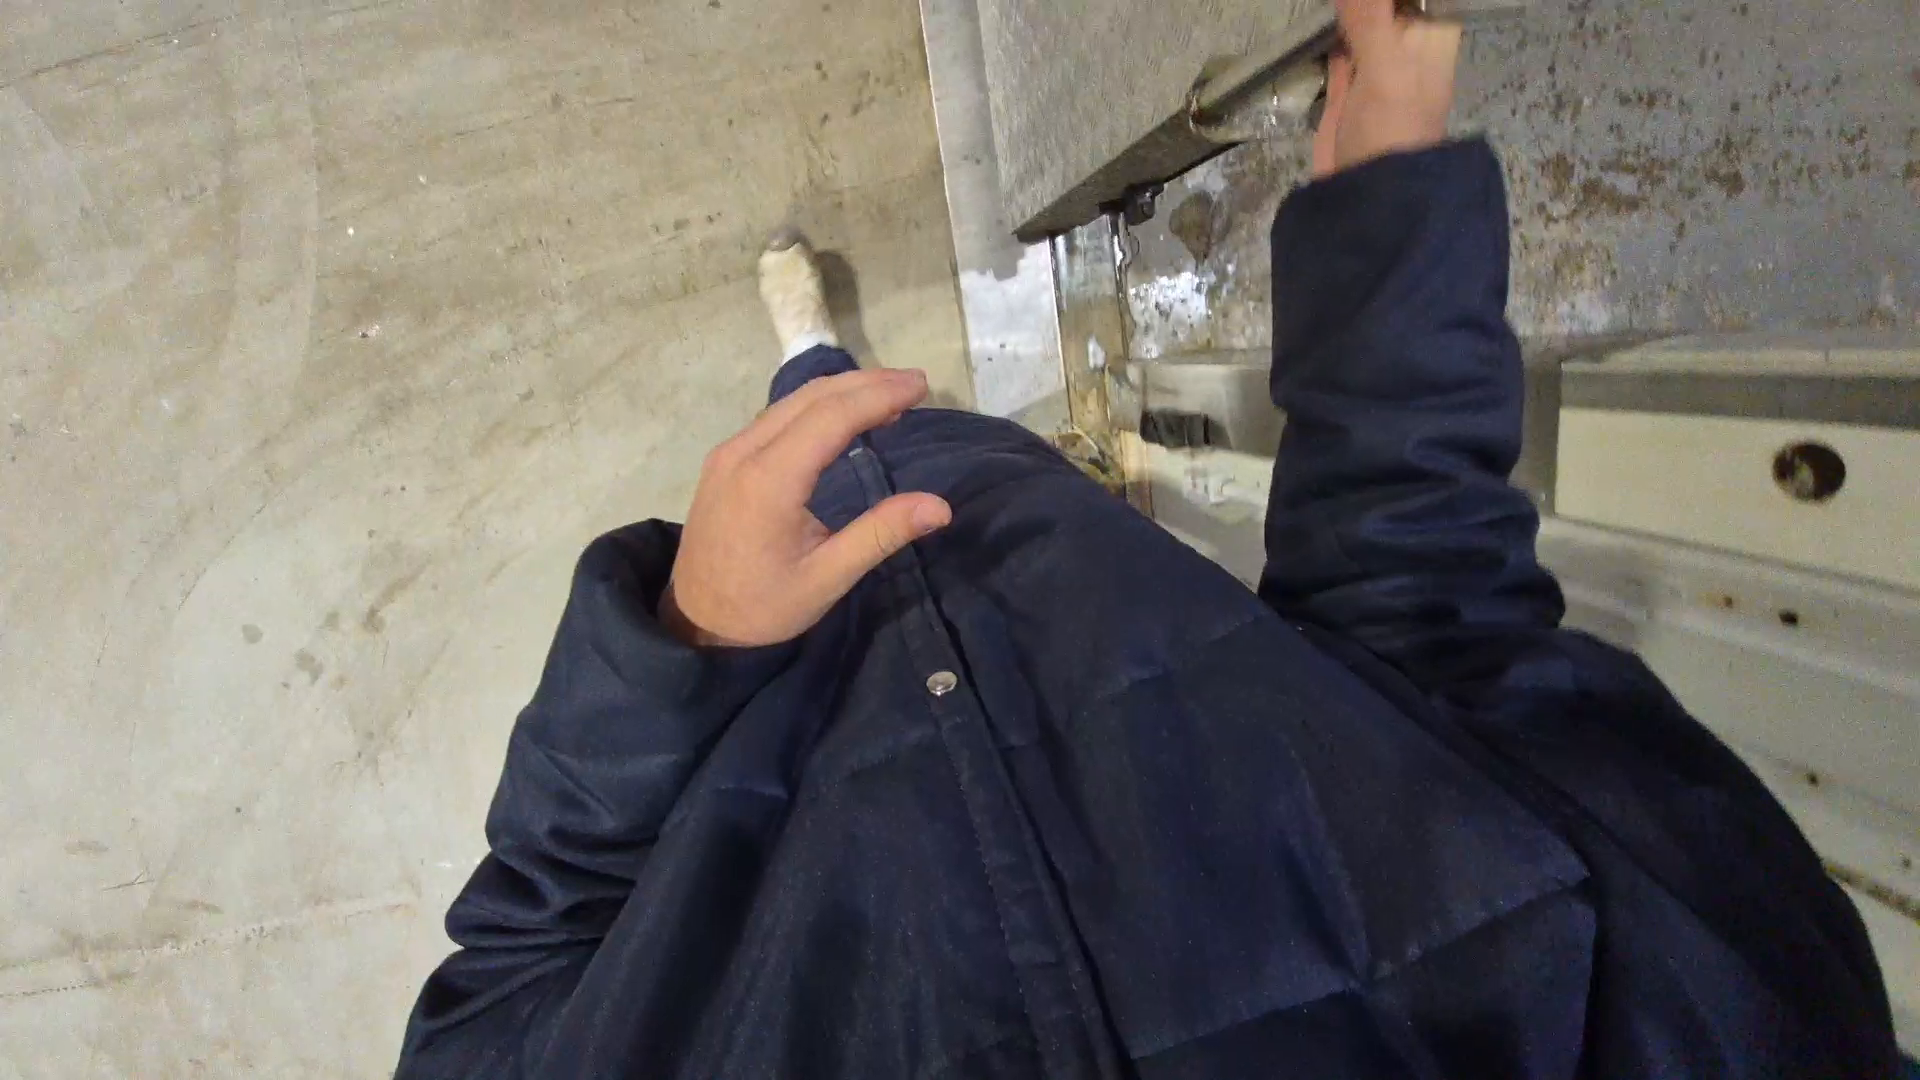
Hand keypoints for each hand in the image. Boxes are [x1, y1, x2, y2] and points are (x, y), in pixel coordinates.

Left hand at [659, 369, 952, 647]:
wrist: (695, 625)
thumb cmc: (763, 608)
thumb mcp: (827, 578)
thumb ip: (880, 534)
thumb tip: (940, 507)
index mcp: (769, 480)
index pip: (832, 417)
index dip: (880, 396)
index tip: (921, 387)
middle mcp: (743, 452)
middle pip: (812, 397)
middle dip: (867, 383)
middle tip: (916, 384)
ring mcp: (729, 453)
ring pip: (791, 402)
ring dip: (843, 391)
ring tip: (889, 394)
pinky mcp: (725, 461)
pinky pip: (776, 417)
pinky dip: (817, 407)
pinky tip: (843, 417)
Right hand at [1311, 0, 1463, 177]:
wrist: (1367, 193)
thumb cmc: (1389, 128)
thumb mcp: (1384, 66)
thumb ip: (1369, 17)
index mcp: (1431, 30)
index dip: (1383, 0)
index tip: (1356, 1)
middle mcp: (1406, 44)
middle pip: (1386, 8)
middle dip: (1360, 4)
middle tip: (1341, 4)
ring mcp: (1374, 69)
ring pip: (1362, 21)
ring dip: (1346, 10)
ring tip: (1329, 7)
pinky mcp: (1346, 92)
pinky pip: (1340, 53)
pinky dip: (1330, 38)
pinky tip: (1321, 23)